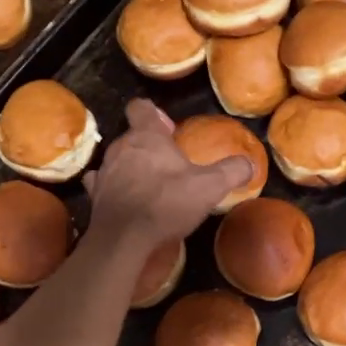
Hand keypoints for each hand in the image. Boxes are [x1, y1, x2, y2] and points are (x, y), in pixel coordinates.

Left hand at [85, 100, 252, 248]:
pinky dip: (113, 186)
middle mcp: (120, 147)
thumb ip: (231, 171)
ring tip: (150, 184)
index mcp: (146, 137)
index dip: (154, 114)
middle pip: (132, 135)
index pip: (141, 107)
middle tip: (170, 164)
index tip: (169, 131)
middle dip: (148, 145)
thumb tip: (250, 163)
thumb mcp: (209, 187)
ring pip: (117, 158)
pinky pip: (102, 182)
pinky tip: (124, 197)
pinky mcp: (94, 195)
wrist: (124, 238)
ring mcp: (104, 171)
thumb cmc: (166, 203)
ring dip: (131, 166)